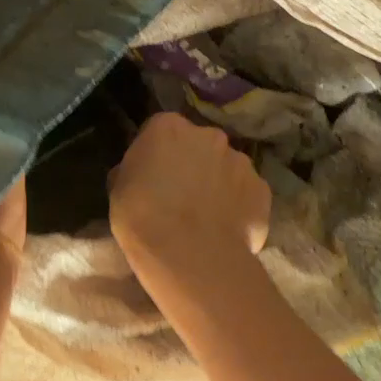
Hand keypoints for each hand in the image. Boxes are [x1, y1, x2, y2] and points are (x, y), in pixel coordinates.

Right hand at [109, 112, 270, 275]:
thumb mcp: (118, 186)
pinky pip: (245, 193)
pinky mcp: (262, 190)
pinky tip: (222, 228)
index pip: (159, 130)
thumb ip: (134, 169)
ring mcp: (241, 161)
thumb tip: (144, 174)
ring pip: (225, 168)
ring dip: (216, 183)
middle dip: (191, 163)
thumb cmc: (141, 214)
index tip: (150, 173)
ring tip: (203, 215)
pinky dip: (236, 205)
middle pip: (198, 145)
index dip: (155, 152)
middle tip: (177, 194)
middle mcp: (209, 135)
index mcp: (168, 127)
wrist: (188, 254)